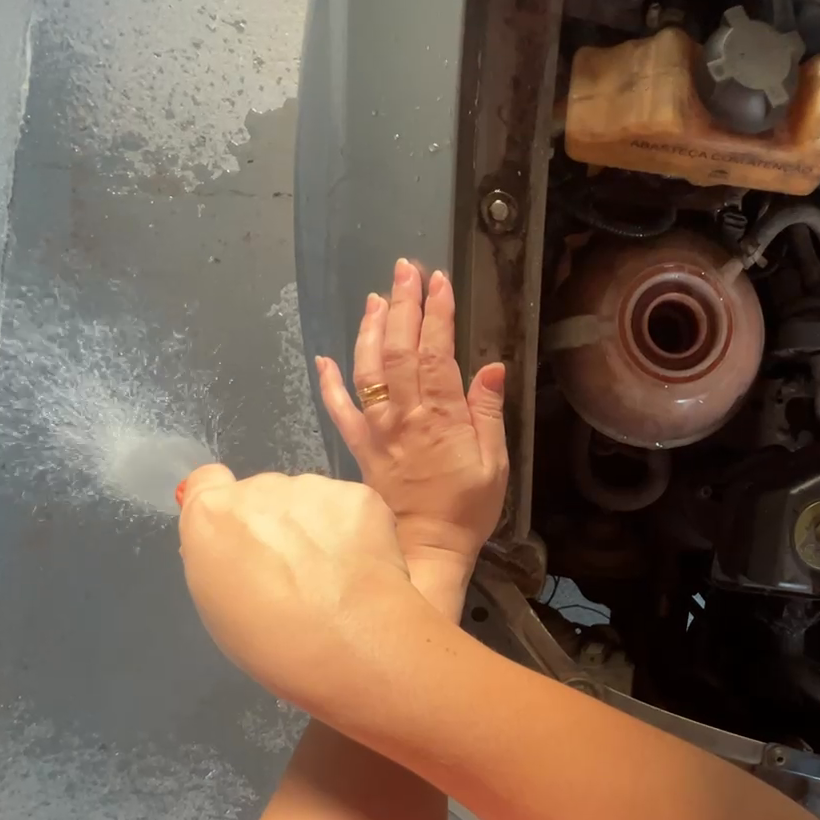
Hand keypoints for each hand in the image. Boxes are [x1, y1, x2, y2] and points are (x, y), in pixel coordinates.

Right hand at [176, 463, 417, 707]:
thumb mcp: (217, 600)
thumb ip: (222, 554)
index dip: (227, 504)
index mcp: (212, 514)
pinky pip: (353, 505)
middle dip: (280, 520)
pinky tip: (362, 561)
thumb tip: (237, 540)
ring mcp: (315, 487)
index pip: (209, 481)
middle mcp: (260, 488)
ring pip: (313, 497)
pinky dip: (358, 527)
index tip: (244, 530)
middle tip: (299, 565)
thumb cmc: (271, 640)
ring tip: (336, 568)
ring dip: (320, 521)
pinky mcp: (362, 495)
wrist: (350, 639)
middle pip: (267, 493)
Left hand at [315, 259, 507, 580]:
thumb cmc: (468, 508)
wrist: (425, 549)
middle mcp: (405, 415)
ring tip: (376, 297)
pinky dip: (329, 382)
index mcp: (442, 417)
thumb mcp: (495, 463)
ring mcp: (378, 430)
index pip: (435, 354)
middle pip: (398, 350)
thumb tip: (490, 366)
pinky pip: (339, 410)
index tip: (438, 281)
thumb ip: (488, 413)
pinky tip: (324, 357)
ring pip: (368, 370)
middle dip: (402, 306)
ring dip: (370, 330)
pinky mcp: (360, 447)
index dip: (436, 315)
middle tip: (405, 269)